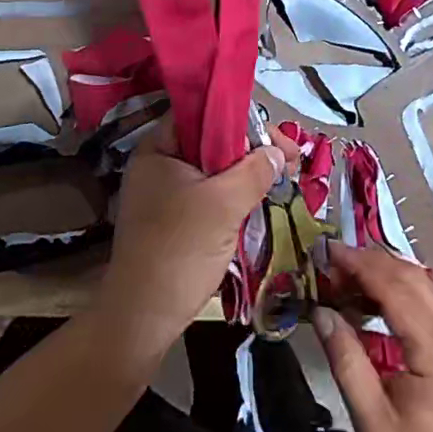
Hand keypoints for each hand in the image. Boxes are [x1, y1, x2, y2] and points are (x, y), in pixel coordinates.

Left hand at [93, 125, 299, 356]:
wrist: (144, 315)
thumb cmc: (180, 249)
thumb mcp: (224, 204)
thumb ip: (254, 171)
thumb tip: (277, 153)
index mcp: (158, 148)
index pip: (203, 115)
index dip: (244, 121)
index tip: (280, 143)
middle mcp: (157, 163)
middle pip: (210, 142)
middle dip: (250, 150)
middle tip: (288, 164)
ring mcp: (163, 193)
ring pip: (211, 170)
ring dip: (244, 174)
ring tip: (279, 181)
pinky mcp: (172, 219)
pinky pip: (207, 194)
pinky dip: (231, 196)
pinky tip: (255, 203)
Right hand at [314, 242, 432, 431]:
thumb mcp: (374, 425)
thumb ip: (347, 361)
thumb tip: (321, 312)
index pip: (398, 287)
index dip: (360, 263)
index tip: (326, 249)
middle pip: (416, 281)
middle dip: (372, 263)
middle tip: (331, 262)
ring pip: (428, 293)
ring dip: (388, 278)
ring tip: (346, 281)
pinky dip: (403, 300)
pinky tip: (377, 310)